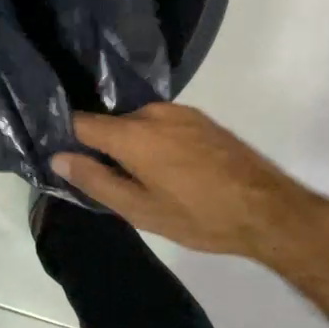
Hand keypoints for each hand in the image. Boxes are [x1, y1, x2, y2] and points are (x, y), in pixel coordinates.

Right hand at [53, 102, 328, 262]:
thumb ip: (95, 181)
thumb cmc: (199, 216)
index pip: (80, 121)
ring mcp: (179, 111)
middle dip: (105, 148)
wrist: (270, 211)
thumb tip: (59, 157)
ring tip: (149, 181)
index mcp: (131, 133)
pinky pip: (162, 124)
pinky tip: (174, 171)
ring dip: (134, 146)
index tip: (67, 159)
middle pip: (110, 124)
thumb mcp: (141, 210)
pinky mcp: (200, 118)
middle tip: (116, 183)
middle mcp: (151, 111)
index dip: (68, 139)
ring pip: (138, 124)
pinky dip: (158, 142)